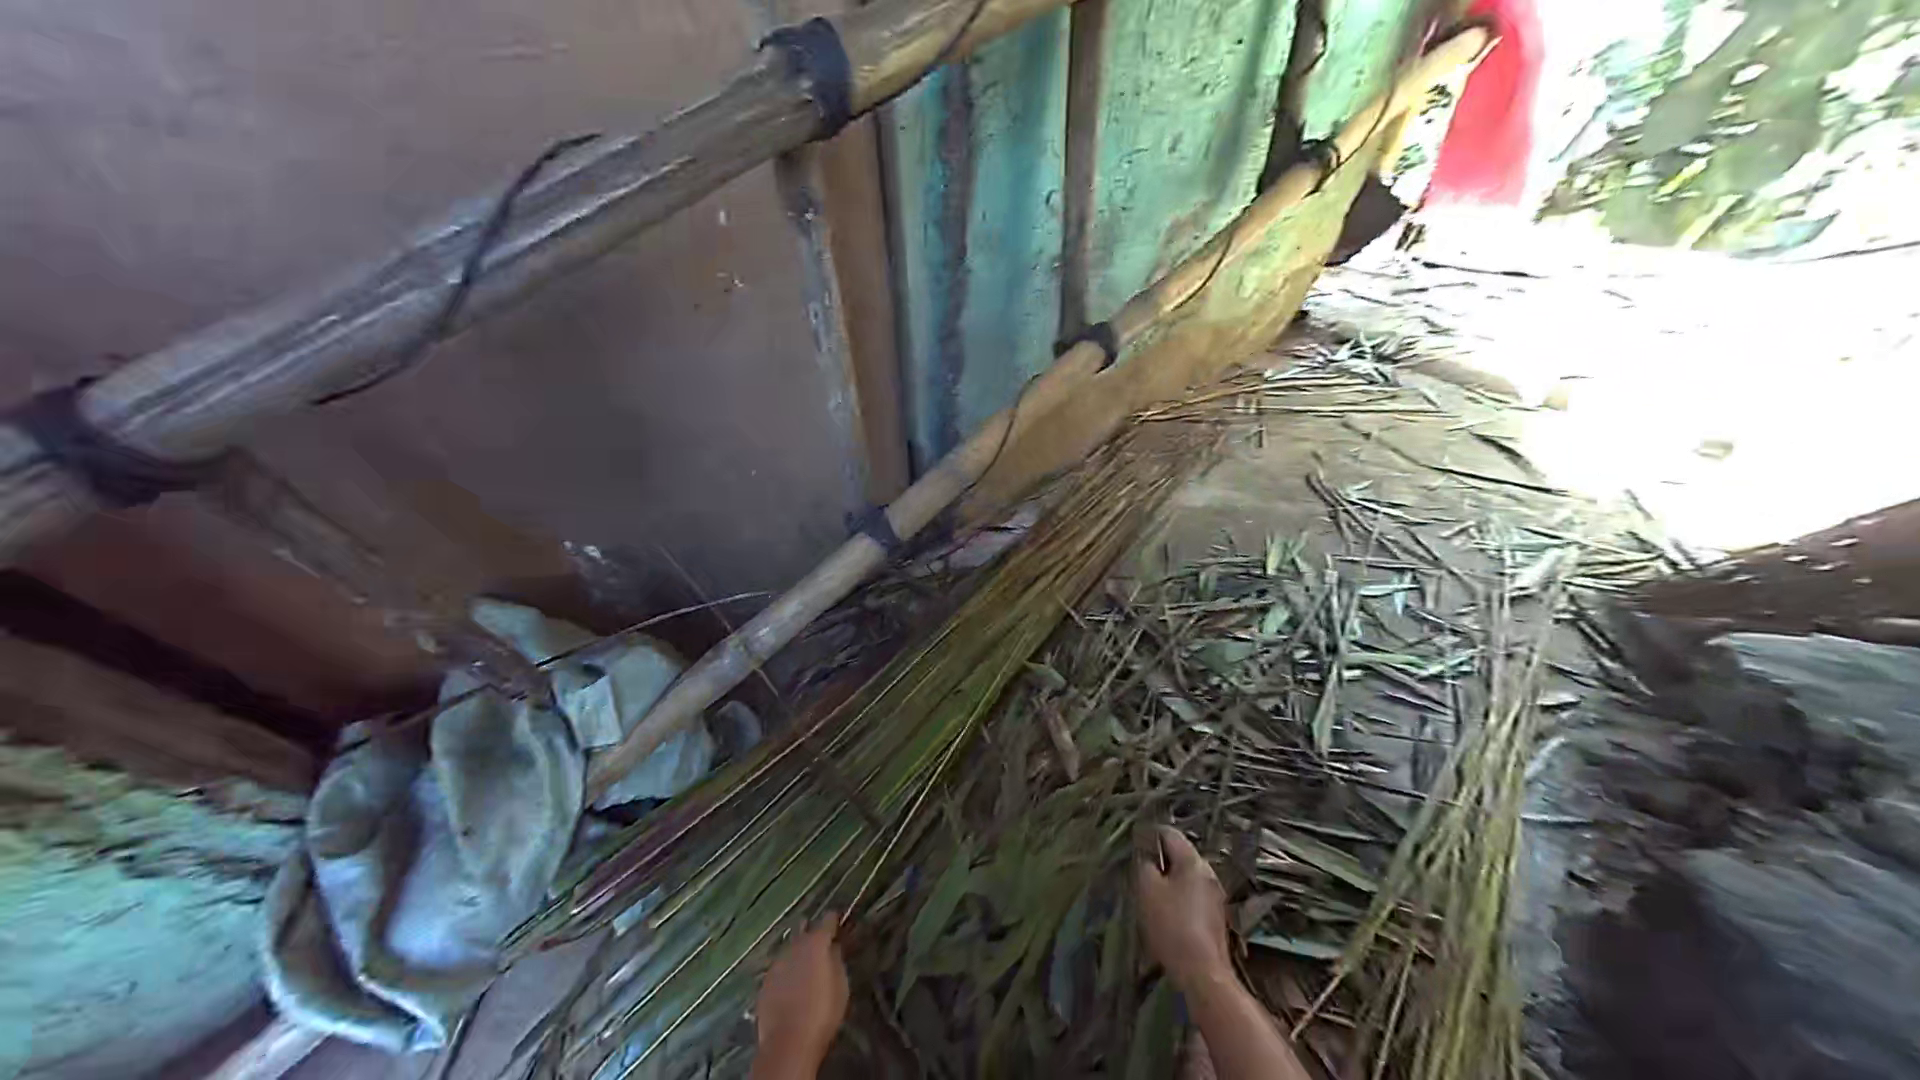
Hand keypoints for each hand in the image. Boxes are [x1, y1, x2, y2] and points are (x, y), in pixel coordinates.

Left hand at [753, 912, 848, 1071]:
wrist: (788, 1043)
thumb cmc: (822, 1012)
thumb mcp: (841, 985)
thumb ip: (837, 960)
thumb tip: (832, 947)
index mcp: (816, 943)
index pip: (827, 920)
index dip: (834, 919)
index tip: (838, 919)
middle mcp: (794, 947)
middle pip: (804, 930)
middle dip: (811, 931)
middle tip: (819, 939)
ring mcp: (776, 964)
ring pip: (789, 949)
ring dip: (797, 952)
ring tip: (804, 962)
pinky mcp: (765, 983)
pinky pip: (779, 969)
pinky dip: (786, 971)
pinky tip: (790, 983)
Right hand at [1134, 826, 1233, 990]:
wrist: (1203, 973)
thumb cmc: (1172, 925)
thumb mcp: (1147, 889)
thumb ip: (1144, 864)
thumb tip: (1146, 854)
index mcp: (1193, 861)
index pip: (1169, 833)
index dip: (1149, 836)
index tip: (1134, 848)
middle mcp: (1209, 873)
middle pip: (1180, 855)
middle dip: (1159, 861)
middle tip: (1139, 874)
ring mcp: (1215, 896)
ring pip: (1186, 877)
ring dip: (1168, 881)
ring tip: (1150, 896)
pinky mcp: (1216, 917)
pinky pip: (1193, 896)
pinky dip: (1179, 898)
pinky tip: (1167, 915)